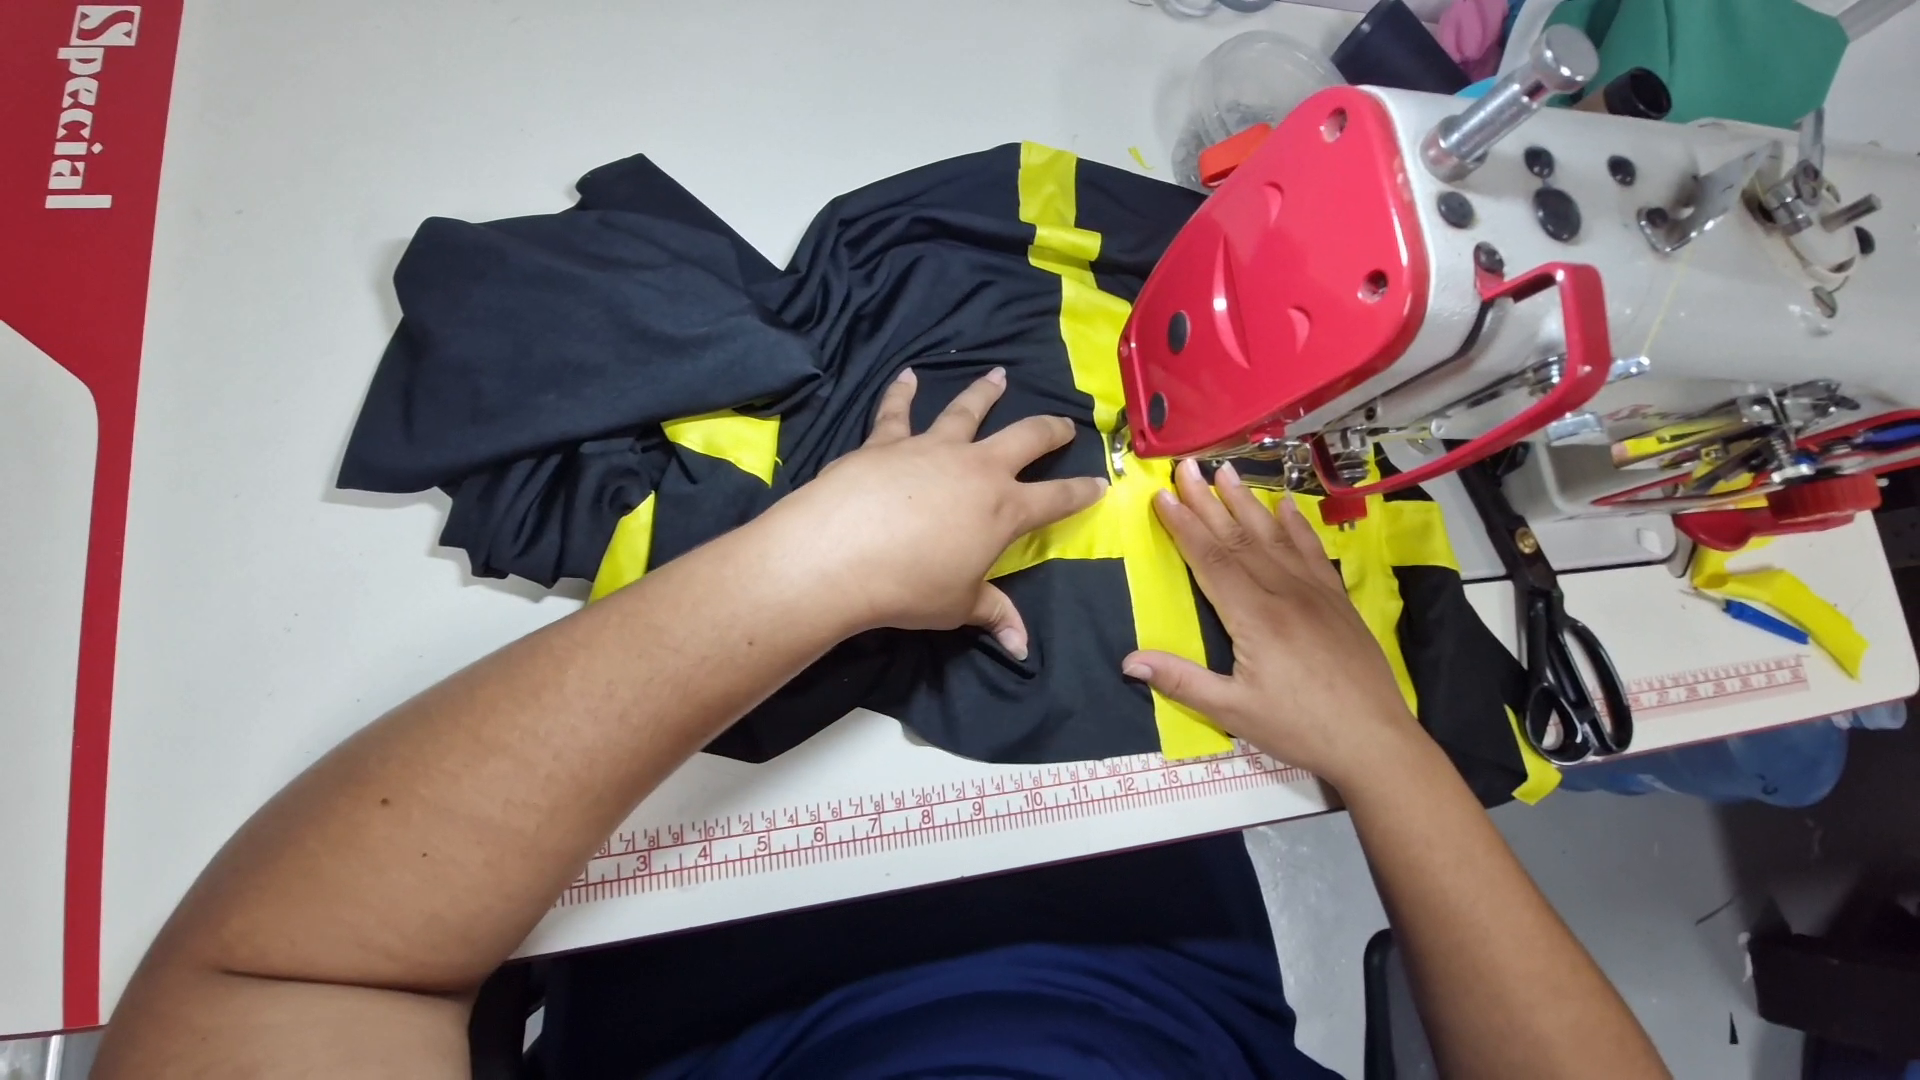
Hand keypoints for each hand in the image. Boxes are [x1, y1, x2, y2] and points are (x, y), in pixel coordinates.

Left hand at [763, 367, 1106, 655]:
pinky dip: (902, 391)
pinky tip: (906, 376)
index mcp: (1003, 509)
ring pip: (967, 410)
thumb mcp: (959, 606)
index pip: (1057, 499)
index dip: (1082, 491)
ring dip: (986, 392)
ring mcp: (932, 448)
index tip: (1100, 483)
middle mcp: (976, 468)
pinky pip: (897, 410)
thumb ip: (995, 616)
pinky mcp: (887, 441)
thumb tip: (1023, 648)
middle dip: (1050, 430)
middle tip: (1064, 424)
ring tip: (998, 375)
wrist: (842, 553)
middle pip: (1025, 438)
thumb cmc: (910, 586)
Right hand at [1121, 458, 1428, 788]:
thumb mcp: (1234, 712)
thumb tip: (1128, 661)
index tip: (1161, 496)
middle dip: (1207, 501)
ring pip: (1273, 537)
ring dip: (1246, 502)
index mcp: (1254, 617)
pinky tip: (1285, 507)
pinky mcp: (1336, 601)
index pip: (1210, 560)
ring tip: (1226, 472)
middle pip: (1238, 538)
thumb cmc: (1299, 728)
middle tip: (1185, 467)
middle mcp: (1283, 593)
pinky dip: (1296, 527)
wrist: (1376, 741)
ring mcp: (1314, 593)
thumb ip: (1182, 681)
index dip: (1183, 526)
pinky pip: (1312, 553)